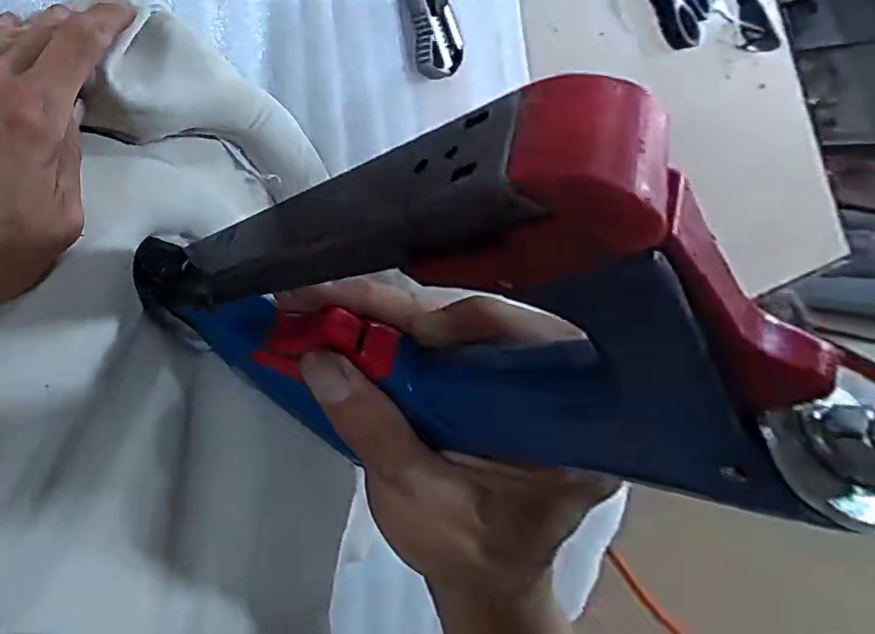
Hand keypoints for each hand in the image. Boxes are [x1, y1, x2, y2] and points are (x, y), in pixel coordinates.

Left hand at [0, 2, 135, 331]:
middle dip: (71, 23)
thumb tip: (66, 109)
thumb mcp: (61, 218)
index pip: (79, 40)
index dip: (106, 18)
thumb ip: (71, 154)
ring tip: (43, 37)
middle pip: (41, 28)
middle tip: (84, 32)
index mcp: (33, 112)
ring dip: (30, 30)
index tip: (121, 12)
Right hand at [280, 279, 618, 631]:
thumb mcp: (418, 499)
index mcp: (558, 421)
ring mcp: (500, 372)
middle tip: (319, 294)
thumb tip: (320, 360)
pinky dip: (378, 327)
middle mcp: (537, 383)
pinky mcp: (468, 370)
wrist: (478, 578)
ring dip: (375, 309)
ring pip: (439, 317)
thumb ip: (375, 430)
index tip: (400, 327)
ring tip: (316, 301)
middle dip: (390, 305)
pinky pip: (425, 335)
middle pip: (463, 317)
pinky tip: (338, 320)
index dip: (461, 319)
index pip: (522, 340)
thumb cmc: (465, 551)